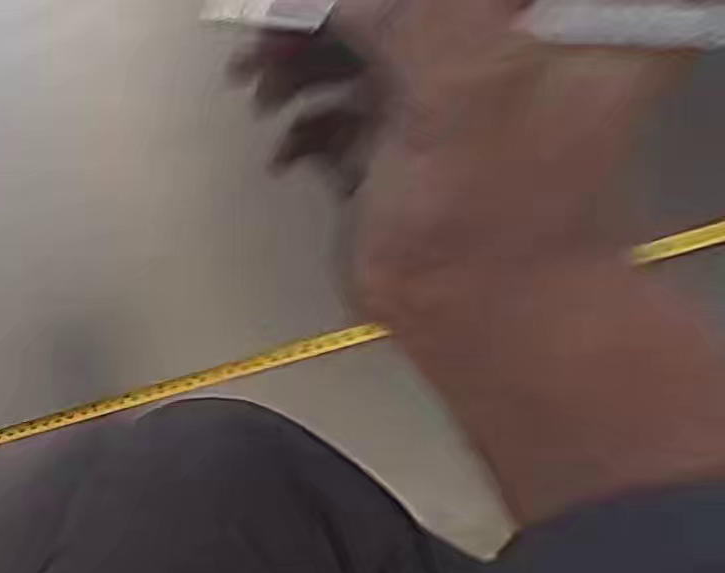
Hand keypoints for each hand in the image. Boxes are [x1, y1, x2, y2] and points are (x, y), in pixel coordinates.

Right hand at [232, 0, 688, 321]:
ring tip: (261, 93)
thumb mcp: (467, 94)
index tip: (296, 9)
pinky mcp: (396, 138)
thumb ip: (414, 24)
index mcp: (556, 9)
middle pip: (393, 8)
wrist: (464, 299)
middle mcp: (503, 38)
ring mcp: (447, 89)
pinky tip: (290, 147)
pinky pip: (340, 108)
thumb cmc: (490, 209)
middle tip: (261, 42)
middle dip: (320, 24)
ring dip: (300, 70)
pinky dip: (304, 124)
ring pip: (358, 51)